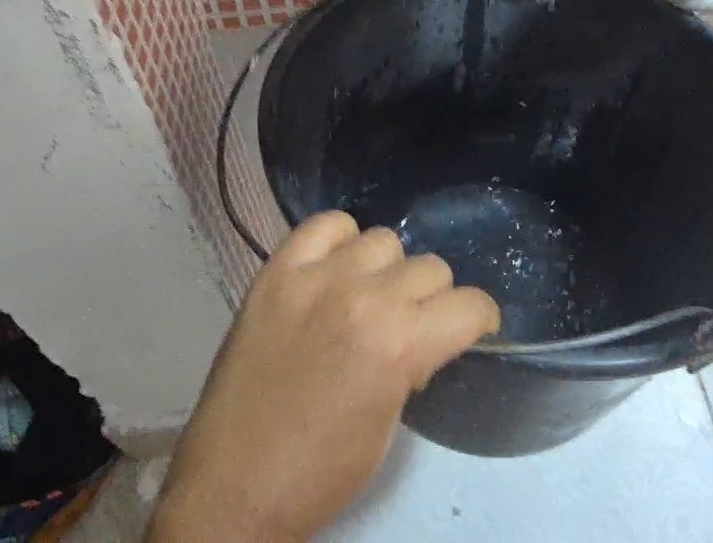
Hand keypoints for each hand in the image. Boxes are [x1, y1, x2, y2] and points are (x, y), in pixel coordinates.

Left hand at [148, 212, 500, 541]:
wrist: (233, 486)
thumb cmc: (321, 470)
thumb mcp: (391, 420)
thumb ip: (417, 359)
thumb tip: (426, 330)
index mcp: (398, 343)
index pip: (470, 304)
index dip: (478, 320)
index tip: (468, 331)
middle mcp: (362, 297)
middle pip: (431, 267)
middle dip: (432, 300)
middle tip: (408, 328)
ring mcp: (314, 278)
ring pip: (383, 239)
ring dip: (387, 270)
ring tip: (366, 300)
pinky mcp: (275, 273)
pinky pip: (324, 225)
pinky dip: (338, 242)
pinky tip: (333, 272)